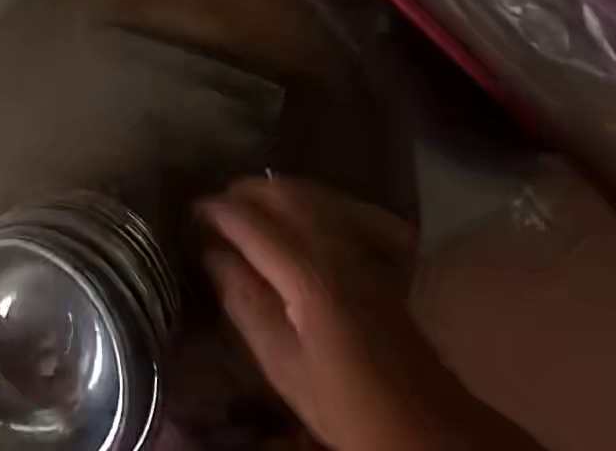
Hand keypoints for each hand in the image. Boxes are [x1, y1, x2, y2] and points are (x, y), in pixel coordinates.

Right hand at [198, 178, 541, 450]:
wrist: (426, 425)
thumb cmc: (346, 403)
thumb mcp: (283, 365)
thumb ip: (243, 302)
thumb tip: (209, 252)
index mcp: (308, 277)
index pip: (249, 221)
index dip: (214, 210)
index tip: (189, 212)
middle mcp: (336, 248)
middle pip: (279, 192)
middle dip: (240, 192)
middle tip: (214, 211)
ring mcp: (362, 245)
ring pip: (308, 190)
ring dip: (270, 190)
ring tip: (244, 208)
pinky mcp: (378, 251)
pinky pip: (336, 202)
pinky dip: (306, 196)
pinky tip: (294, 212)